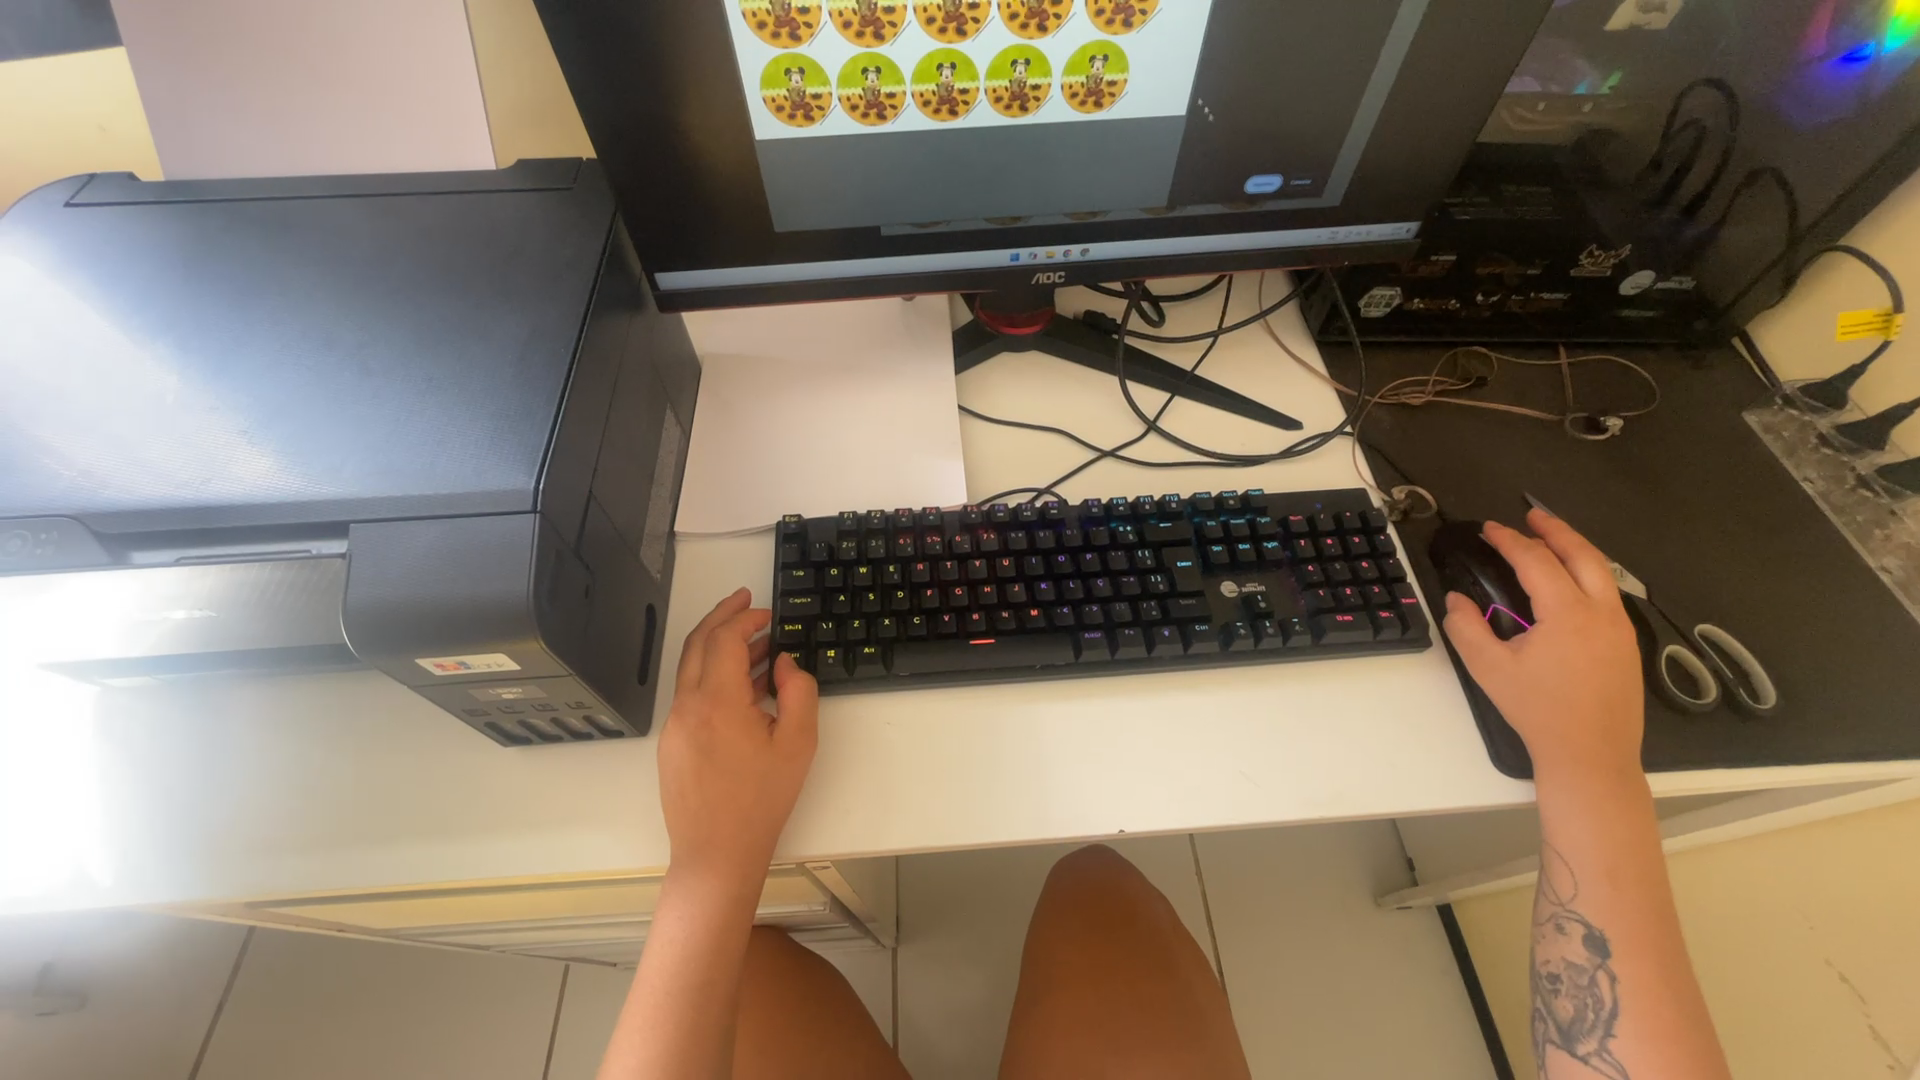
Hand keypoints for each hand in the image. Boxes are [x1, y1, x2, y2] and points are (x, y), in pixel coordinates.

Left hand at [658, 588, 818, 884]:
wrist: (716, 853)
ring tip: (755, 642)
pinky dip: (712, 673)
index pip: (724, 639)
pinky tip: (742, 684)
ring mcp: (674, 725)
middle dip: (723, 615)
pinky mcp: (672, 742)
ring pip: (691, 667)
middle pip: (698, 643)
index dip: (746, 618)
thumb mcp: (798, 743)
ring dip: (718, 645)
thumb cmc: (761, 800)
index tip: (768, 613)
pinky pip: (691, 693)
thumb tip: (782, 662)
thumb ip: (798, 691)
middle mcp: (687, 706)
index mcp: (717, 702)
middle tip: (747, 601)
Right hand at [1440, 508, 1643, 781]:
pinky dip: (1587, 573)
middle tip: (1532, 514)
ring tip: (1551, 539)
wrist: (1592, 753)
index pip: (1536, 562)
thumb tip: (1457, 598)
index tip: (1489, 529)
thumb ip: (1466, 628)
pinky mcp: (1626, 644)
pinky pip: (1607, 593)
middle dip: (1556, 530)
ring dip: (1575, 549)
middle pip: (1583, 555)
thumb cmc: (1538, 710)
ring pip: (1603, 572)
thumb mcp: (1488, 669)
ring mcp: (1620, 628)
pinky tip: (1569, 581)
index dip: (1510, 541)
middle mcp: (1601, 613)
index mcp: (1567, 614)